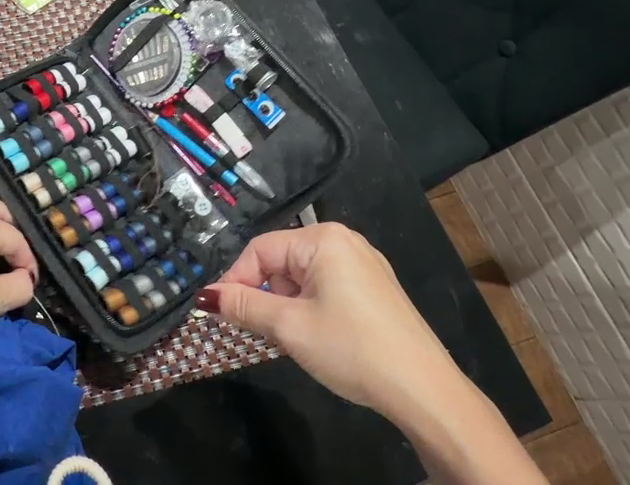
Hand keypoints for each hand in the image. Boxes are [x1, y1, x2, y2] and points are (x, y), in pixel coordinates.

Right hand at [197, 224, 466, 420]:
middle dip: (263, 294)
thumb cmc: (352, 349)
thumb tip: (205, 296)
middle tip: (256, 330)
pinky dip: (310, 307)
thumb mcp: (290, 327)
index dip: (235, 280)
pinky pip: (327, 287)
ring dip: (286, 304)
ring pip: (303, 277)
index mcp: (322, 239)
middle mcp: (344, 241)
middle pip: (282, 261)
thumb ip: (245, 306)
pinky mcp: (375, 289)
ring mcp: (364, 264)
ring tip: (288, 338)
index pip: (261, 250)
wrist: (425, 391)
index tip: (219, 312)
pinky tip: (315, 337)